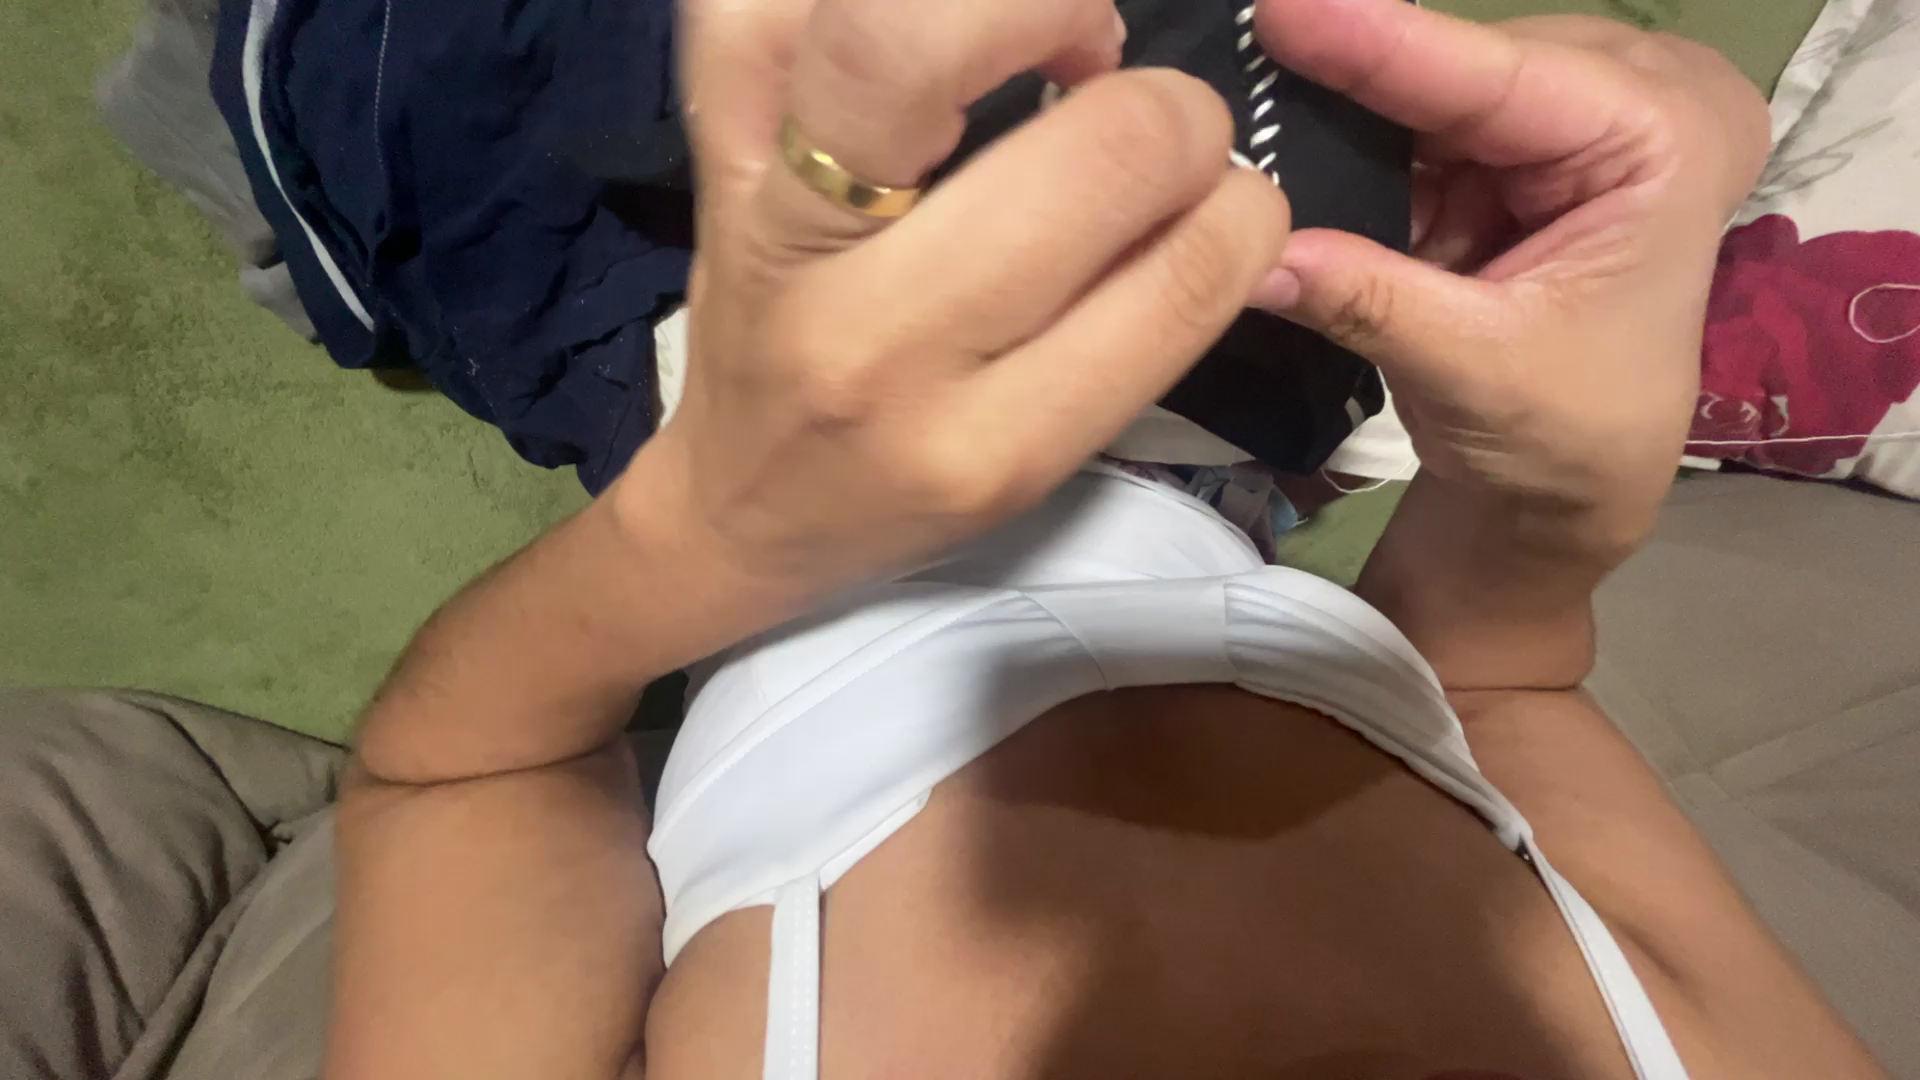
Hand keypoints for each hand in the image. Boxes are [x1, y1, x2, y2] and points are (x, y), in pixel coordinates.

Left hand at [614, 0, 1289, 600]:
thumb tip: (1217, 195)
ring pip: (907, 33)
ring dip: (1038, 3)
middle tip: (1154, 136)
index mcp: (986, 447)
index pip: (1179, 282)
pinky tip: (920, 37)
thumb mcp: (1032, 467)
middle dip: (1179, 118)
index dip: (1242, 217)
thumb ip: (1135, 339)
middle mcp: (880, 342)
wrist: (738, 509)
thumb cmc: (893, 502)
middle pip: (1097, 153)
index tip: (1220, 209)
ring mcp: (777, 237)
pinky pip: (756, 6)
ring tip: (1065, 43)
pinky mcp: (713, 165)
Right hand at [1251, 0, 1768, 557]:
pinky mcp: (1503, 175)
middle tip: (1253, 56)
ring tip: (1261, 102)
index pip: (1498, 76)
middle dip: (1357, 73)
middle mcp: (1625, 112)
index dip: (1380, 42)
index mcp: (1660, 142)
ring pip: (1430, 102)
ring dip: (1347, 117)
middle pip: (1463, 69)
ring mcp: (1560, 140)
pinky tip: (1299, 153)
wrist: (1559, 479)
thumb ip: (1365, 300)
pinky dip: (1354, 161)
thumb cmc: (1554, 428)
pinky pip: (1413, 148)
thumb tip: (1255, 257)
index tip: (1285, 8)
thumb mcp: (1465, 364)